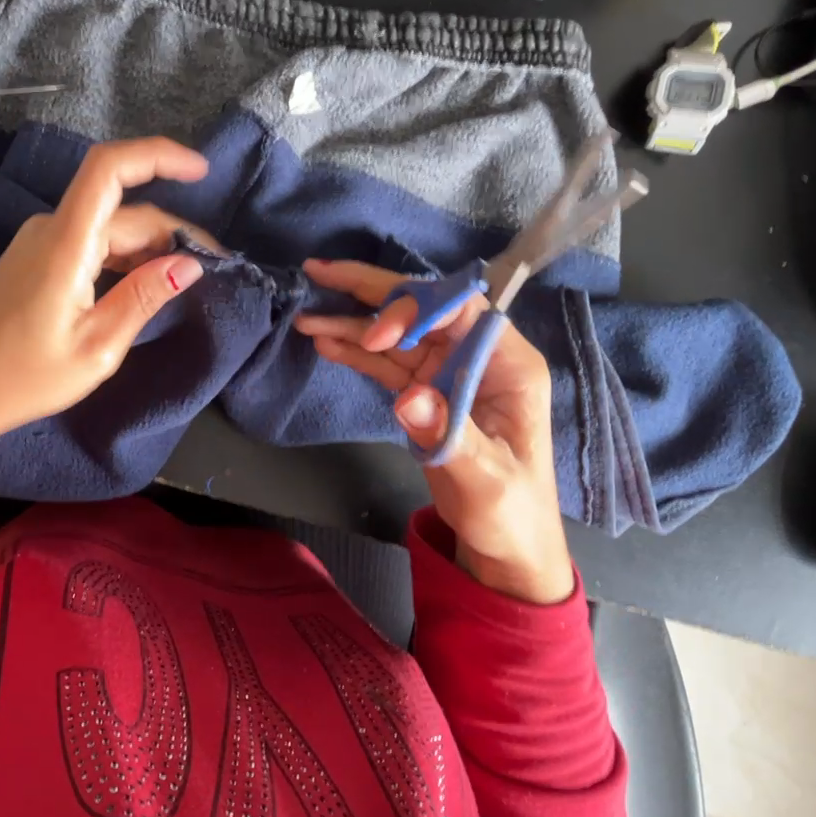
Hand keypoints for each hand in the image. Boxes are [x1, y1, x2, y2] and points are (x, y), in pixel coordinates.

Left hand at [0, 138, 216, 445]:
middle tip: (210, 268)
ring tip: (181, 281)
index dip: (157, 155)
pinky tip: (143, 282)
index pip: (108, 169)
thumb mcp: (96, 348)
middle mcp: (50, 229)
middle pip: (123, 210)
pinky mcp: (35, 256)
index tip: (201, 171)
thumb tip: (189, 263)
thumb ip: (143, 298)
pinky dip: (122, 255)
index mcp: (65, 245)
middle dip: (170, 231)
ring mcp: (40, 241)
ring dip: (148, 246)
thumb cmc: (25, 378)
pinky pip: (89, 240)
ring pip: (108, 225)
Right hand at [296, 259, 574, 603]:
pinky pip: (384, 362)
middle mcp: (476, 356)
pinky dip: (355, 350)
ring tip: (305, 317)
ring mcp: (447, 372)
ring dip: (351, 323)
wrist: (505, 543)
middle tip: (319, 272)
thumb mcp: (486, 479)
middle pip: (421, 309)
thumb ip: (448, 436)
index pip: (459, 311)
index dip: (413, 311)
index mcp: (506, 364)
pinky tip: (325, 340)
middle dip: (370, 290)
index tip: (376, 336)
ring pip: (394, 334)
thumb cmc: (510, 510)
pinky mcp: (424, 391)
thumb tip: (408, 398)